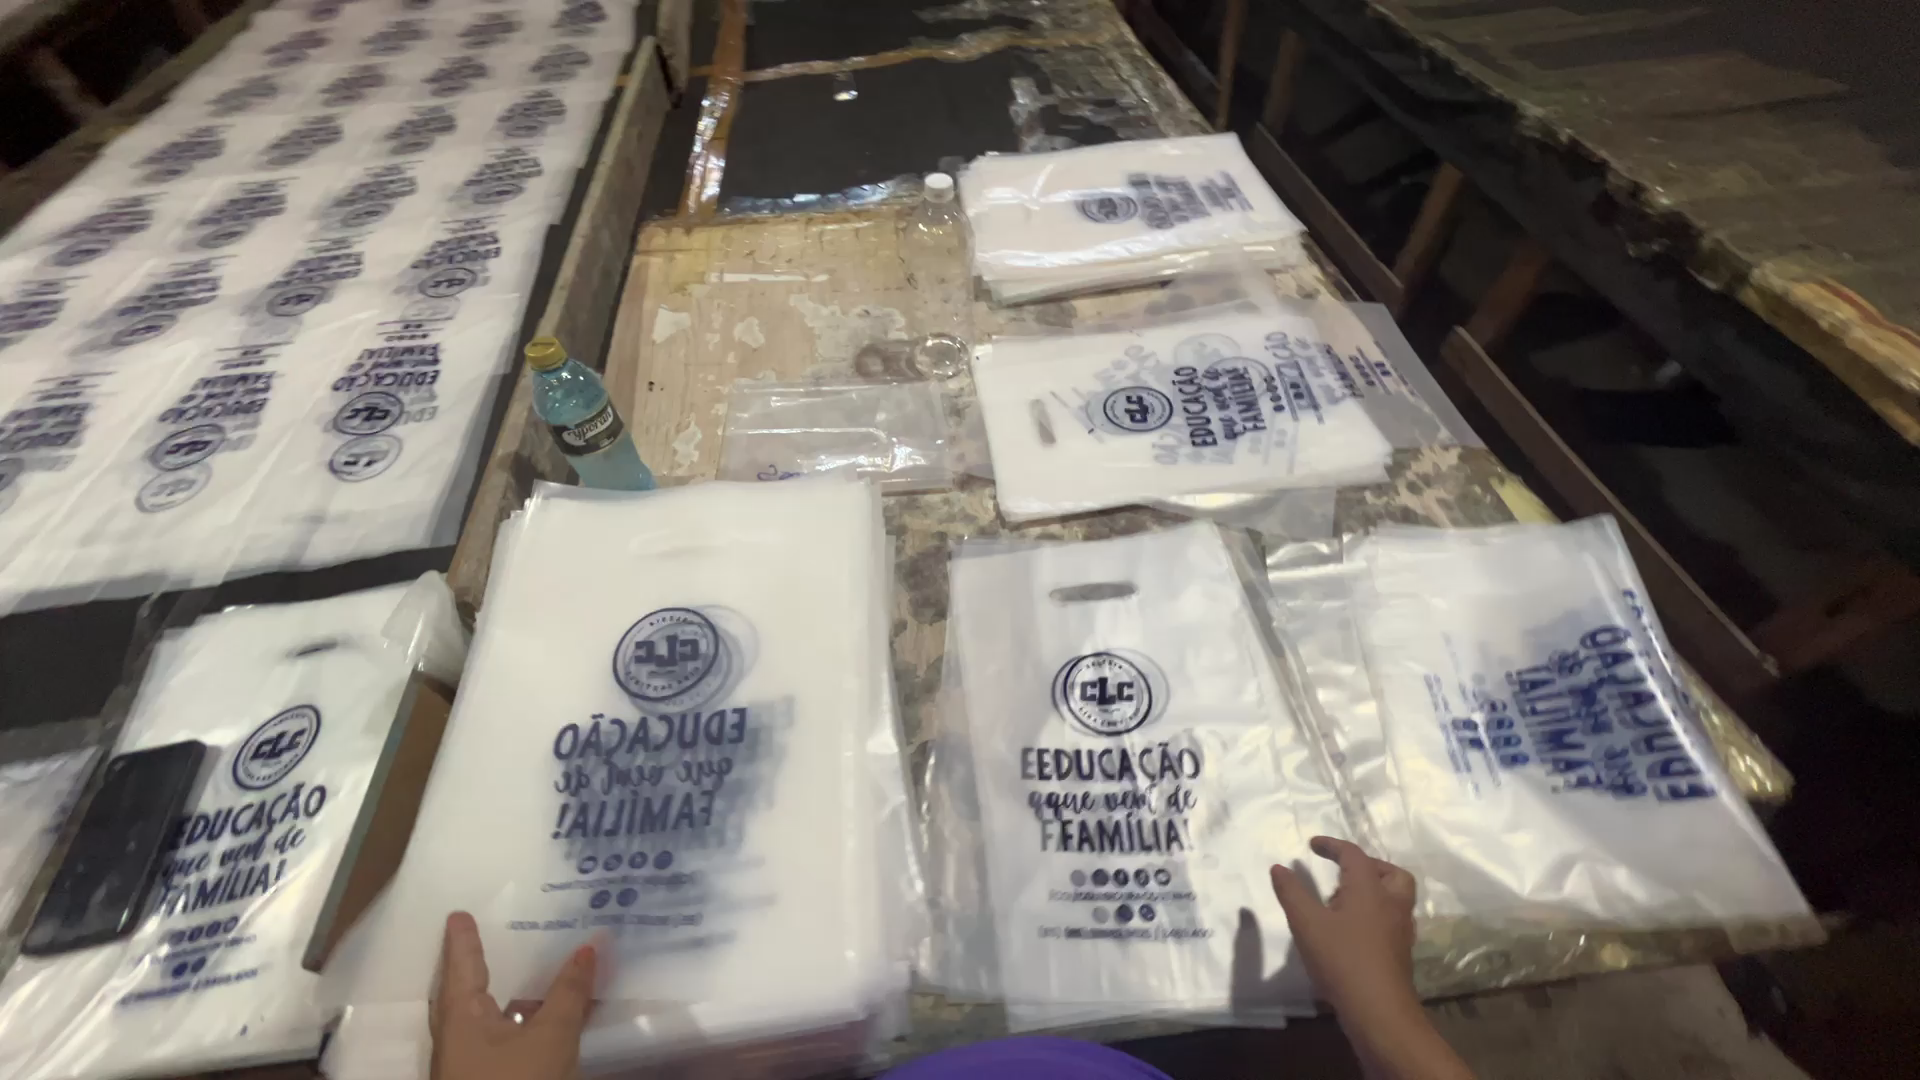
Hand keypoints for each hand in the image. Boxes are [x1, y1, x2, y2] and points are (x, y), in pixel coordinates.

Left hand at [429, 912, 597, 1079]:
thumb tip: (590, 944)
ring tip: (537, 961)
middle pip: (468, 993)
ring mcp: (475, 1067)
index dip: (463, 942)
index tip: (457, 914)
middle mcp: (461, 1042)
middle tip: (490, 931)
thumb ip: (570, 989)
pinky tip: (555, 1008)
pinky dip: (530, 1015)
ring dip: (514, 990)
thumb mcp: (552, 1035)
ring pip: (493, 1017)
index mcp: (461, 1023)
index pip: (462, 970)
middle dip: (479, 964)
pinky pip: (510, 1035)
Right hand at [1268, 835, 1417, 1021]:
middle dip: (1368, 865)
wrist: (1379, 1013)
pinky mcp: (1400, 952)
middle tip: (1342, 870)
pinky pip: (1392, 918)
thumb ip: (1291, 891)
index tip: (1312, 845)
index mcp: (1369, 890)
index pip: (1354, 855)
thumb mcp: (1305, 922)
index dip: (1332, 845)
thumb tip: (1279, 867)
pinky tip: (1352, 927)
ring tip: (1342, 899)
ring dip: (1373, 889)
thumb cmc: (1341, 959)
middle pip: (1391, 873)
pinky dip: (1375, 911)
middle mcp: (1390, 905)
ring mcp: (1399, 931)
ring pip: (1395, 898)